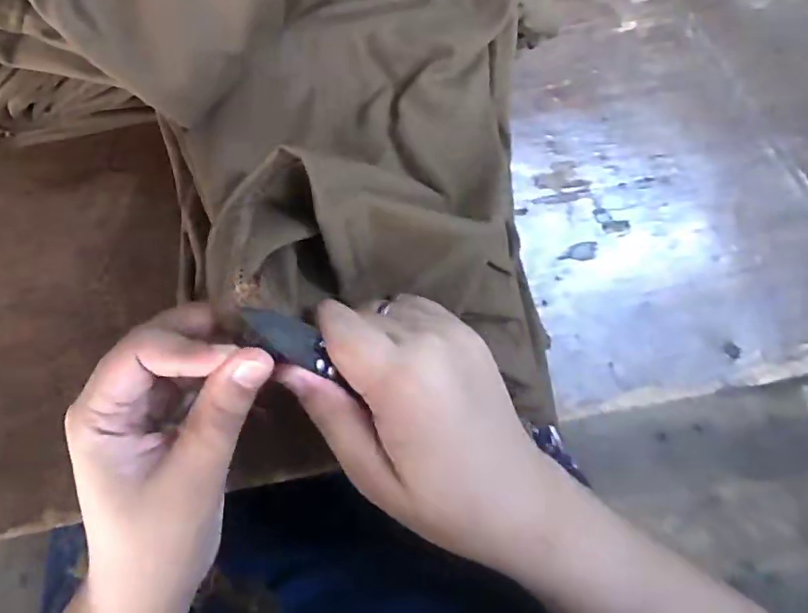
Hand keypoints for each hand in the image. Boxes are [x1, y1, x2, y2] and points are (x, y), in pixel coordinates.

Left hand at [64, 304, 274, 612]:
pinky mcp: (158, 411)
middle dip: (205, 334)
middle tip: (256, 333)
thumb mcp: (195, 479)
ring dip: (216, 346)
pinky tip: (248, 369)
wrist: (148, 596)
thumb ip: (222, 412)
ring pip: (175, 351)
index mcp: (97, 411)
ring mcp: (135, 401)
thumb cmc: (159, 545)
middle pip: (156, 341)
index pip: (139, 353)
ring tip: (259, 346)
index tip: (240, 352)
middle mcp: (111, 395)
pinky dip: (218, 369)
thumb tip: (260, 353)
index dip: (188, 346)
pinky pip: (188, 375)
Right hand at [275, 295, 572, 584]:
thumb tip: (285, 365)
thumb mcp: (371, 474)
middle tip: (362, 391)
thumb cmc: (440, 501)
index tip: (325, 376)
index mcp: (398, 374)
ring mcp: (451, 327)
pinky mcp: (466, 327)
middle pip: (356, 311)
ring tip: (391, 377)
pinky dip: (402, 325)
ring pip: (382, 305)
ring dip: (374, 331)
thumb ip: (327, 412)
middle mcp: (425, 336)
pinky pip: (412, 307)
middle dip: (345, 341)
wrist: (521, 501)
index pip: (332, 317)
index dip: (317, 340)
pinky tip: (416, 364)